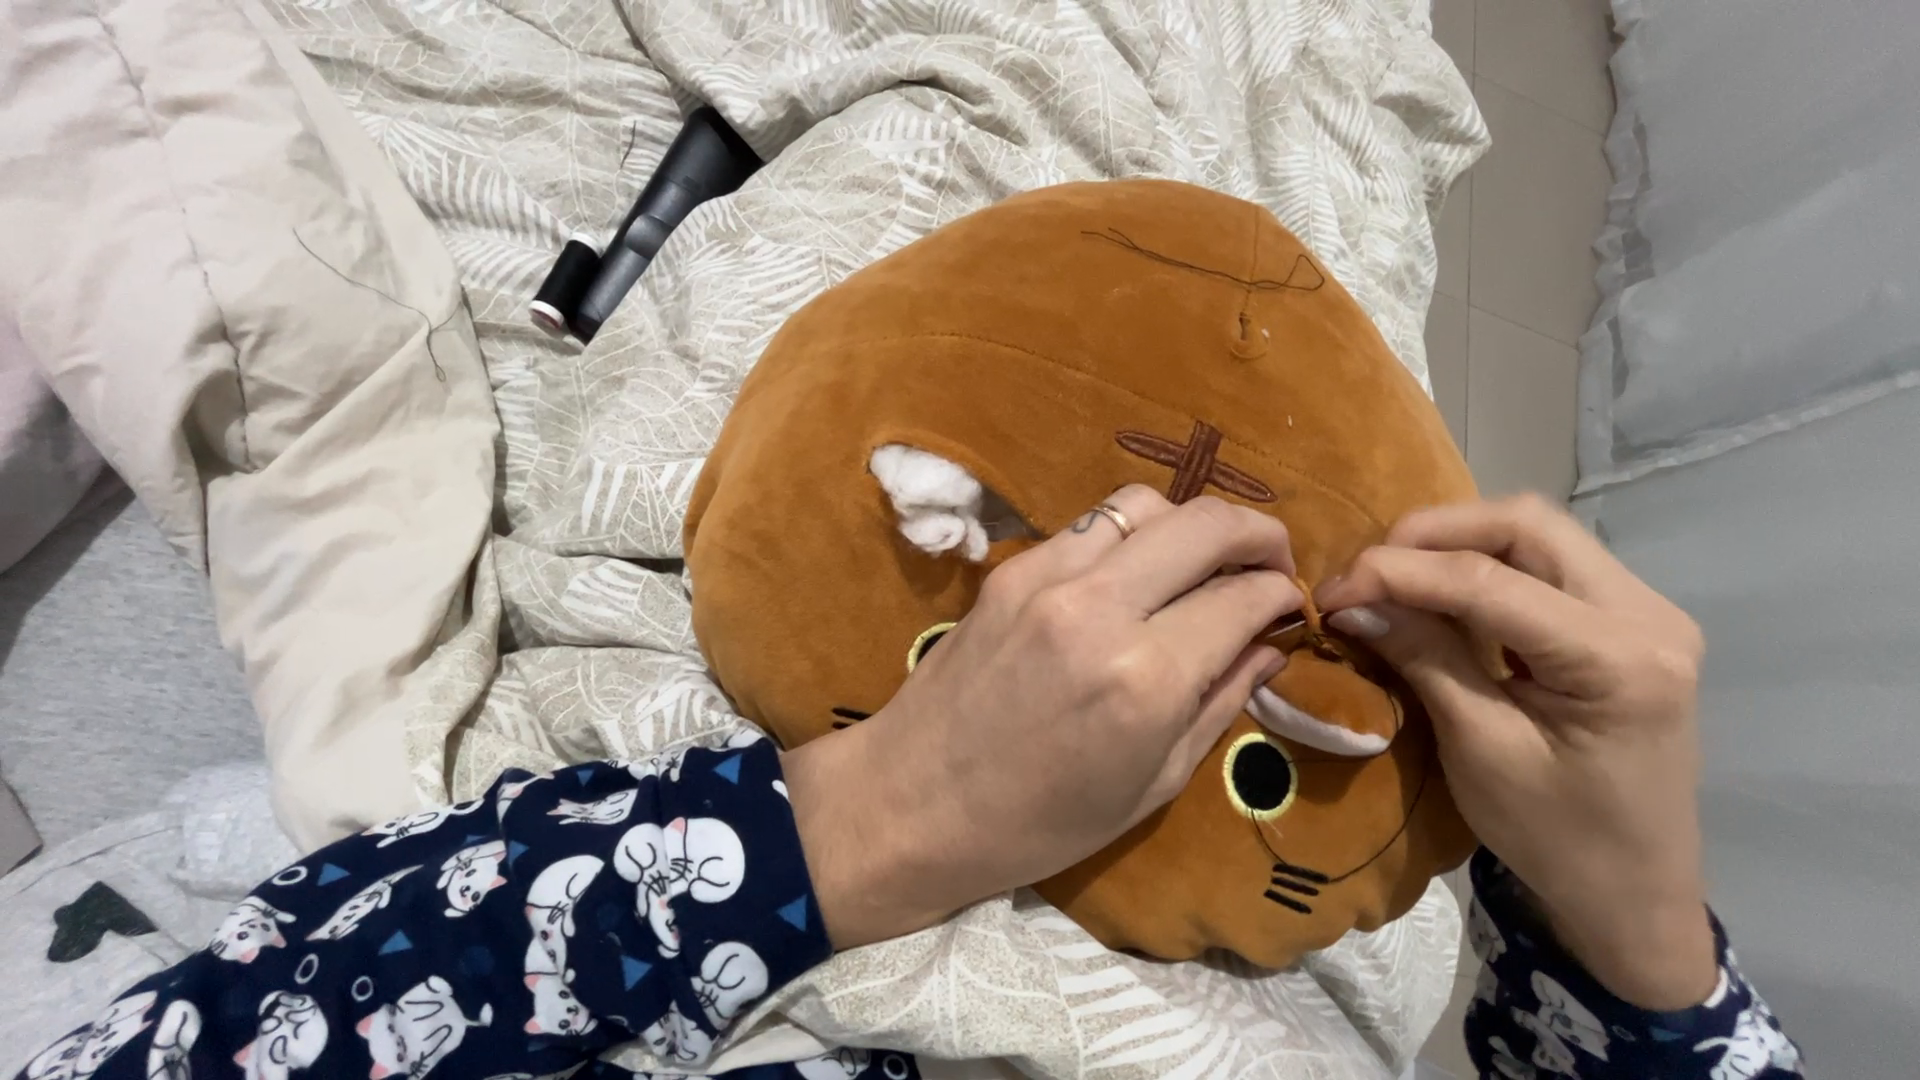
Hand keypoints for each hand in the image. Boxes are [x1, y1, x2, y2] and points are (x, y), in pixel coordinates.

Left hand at [782, 486, 1302, 949]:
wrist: (913, 800)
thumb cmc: (1039, 821)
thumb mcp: (1151, 783)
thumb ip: (1220, 701)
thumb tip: (1270, 644)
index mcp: (1145, 677)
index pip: (1243, 598)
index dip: (1283, 596)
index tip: (1291, 607)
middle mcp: (1099, 608)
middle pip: (1205, 523)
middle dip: (1257, 534)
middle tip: (1269, 565)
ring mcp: (1046, 577)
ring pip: (1144, 504)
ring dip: (1190, 525)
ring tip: (1200, 565)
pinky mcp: (1008, 569)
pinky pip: (1089, 526)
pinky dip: (1130, 537)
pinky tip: (1133, 575)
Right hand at [1315, 495, 1716, 1009]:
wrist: (1631, 892)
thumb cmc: (1556, 834)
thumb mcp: (1479, 747)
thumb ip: (1422, 658)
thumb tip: (1352, 601)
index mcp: (1619, 659)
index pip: (1490, 580)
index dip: (1398, 573)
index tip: (1331, 591)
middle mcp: (1646, 614)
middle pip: (1526, 524)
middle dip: (1431, 535)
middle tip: (1365, 571)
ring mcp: (1642, 612)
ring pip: (1534, 532)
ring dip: (1453, 543)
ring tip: (1391, 578)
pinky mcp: (1622, 621)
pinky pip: (1542, 563)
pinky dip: (1478, 565)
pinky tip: (1436, 595)